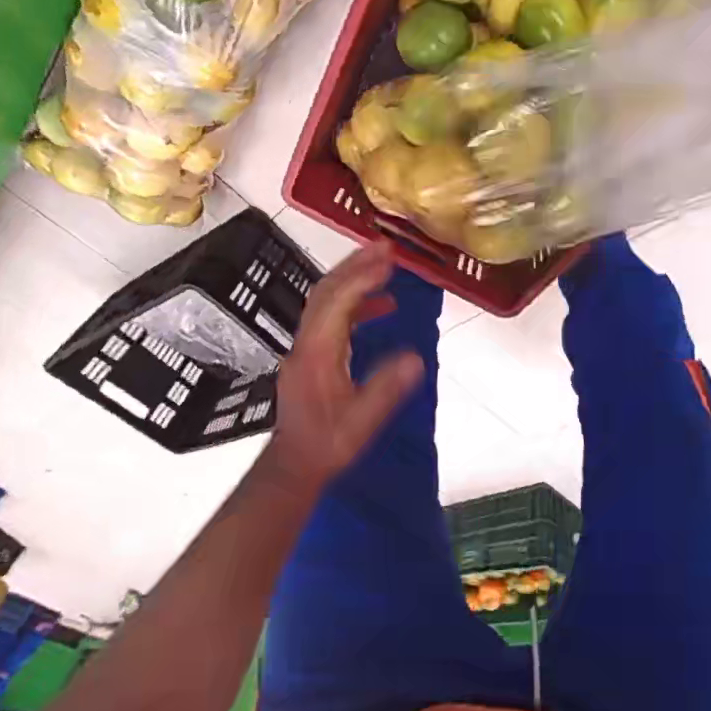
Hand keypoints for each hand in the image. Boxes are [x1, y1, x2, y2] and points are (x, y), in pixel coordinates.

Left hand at [260, 242, 424, 494]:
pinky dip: (354, 304)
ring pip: (326, 300)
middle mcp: (306, 342)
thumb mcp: (360, 424)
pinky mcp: (310, 355)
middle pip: (326, 291)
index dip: (362, 278)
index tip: (388, 259)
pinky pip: (330, 317)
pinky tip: (381, 307)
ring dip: (354, 280)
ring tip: (386, 267)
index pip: (337, 303)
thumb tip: (415, 358)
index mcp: (317, 353)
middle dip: (355, 265)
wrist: (294, 464)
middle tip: (385, 247)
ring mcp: (304, 347)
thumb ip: (385, 390)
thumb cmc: (327, 445)